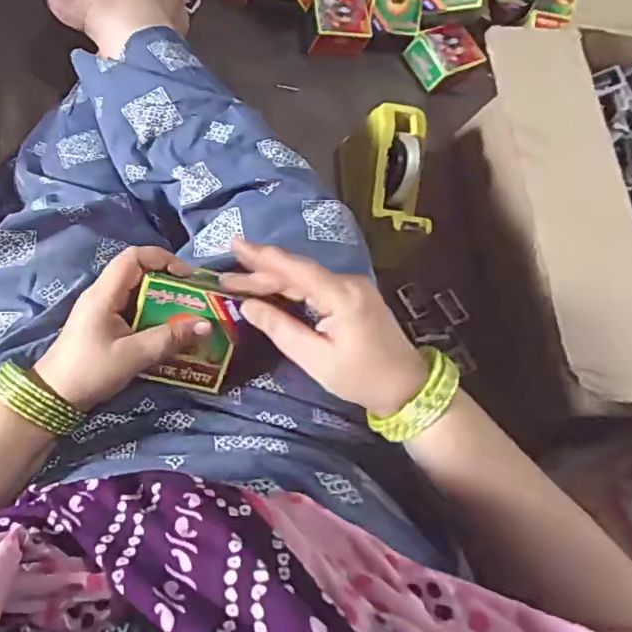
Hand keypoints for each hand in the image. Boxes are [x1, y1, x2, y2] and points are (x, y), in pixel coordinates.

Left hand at [34, 245, 211, 410]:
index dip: (163, 259)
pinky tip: (167, 333)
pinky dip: (152, 316)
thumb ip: (169, 338)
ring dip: (162, 302)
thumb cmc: (90, 371)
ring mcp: (101, 310)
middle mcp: (101, 295)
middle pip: (138, 273)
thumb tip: (206, 325)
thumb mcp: (133, 356)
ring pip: (137, 293)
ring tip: (186, 317)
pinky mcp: (103, 325)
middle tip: (193, 300)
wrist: (54, 397)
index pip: (134, 257)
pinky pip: (132, 310)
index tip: (187, 277)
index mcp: (104, 294)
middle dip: (168, 282)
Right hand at [219, 237, 426, 416]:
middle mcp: (348, 283)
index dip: (262, 256)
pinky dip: (289, 286)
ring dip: (272, 278)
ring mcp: (353, 287)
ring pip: (305, 277)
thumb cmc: (361, 377)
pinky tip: (269, 286)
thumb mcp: (315, 359)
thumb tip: (248, 306)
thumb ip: (280, 328)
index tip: (234, 244)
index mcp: (341, 296)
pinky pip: (315, 285)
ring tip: (239, 277)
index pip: (295, 269)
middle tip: (225, 273)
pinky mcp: (352, 296)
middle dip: (260, 271)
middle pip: (297, 272)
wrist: (406, 387)